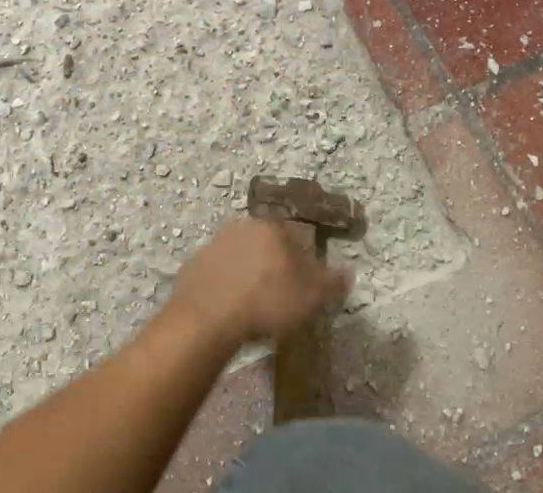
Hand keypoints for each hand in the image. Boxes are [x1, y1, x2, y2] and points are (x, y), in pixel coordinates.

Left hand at [164, 217, 352, 347]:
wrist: (208, 317)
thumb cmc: (267, 302)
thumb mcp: (311, 297)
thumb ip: (331, 281)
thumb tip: (347, 270)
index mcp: (272, 228)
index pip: (296, 237)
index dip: (303, 262)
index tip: (303, 285)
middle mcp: (242, 226)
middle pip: (266, 244)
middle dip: (275, 265)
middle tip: (280, 295)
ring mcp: (215, 243)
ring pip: (241, 256)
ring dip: (249, 273)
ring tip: (255, 304)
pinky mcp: (195, 263)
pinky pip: (219, 272)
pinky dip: (226, 285)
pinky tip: (230, 307)